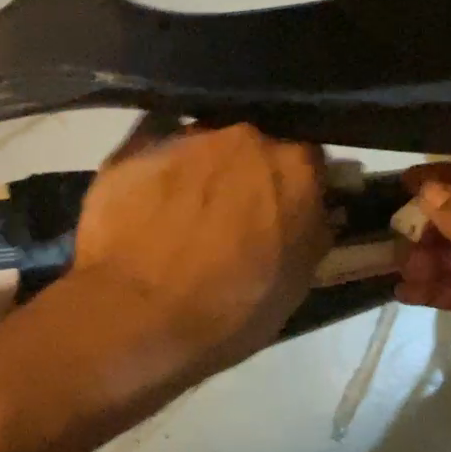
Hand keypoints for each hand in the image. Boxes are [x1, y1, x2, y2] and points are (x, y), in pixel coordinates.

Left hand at [72, 120, 330, 373]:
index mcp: (295, 166)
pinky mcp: (134, 144)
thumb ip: (312, 234)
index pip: (311, 163)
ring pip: (206, 145)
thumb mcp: (295, 285)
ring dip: (204, 171)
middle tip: (235, 216)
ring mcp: (187, 135)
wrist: (133, 316)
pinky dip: (159, 170)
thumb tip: (317, 213)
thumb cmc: (228, 310)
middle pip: (256, 147)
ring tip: (184, 216)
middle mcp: (246, 136)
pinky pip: (157, 149)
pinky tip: (148, 204)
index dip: (299, 190)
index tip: (288, 214)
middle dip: (251, 174)